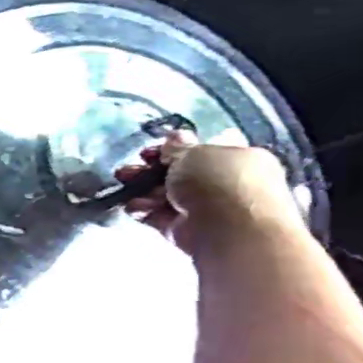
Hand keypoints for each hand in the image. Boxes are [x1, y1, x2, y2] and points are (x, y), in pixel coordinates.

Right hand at [120, 132, 302, 252]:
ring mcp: (202, 205)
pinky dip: (142, 209)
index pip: (199, 152)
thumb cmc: (219, 182)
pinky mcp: (182, 225)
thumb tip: (174, 136)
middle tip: (125, 172)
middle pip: (175, 173)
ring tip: (125, 188)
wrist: (229, 227)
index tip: (146, 152)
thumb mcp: (196, 154)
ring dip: (140, 190)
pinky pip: (155, 214)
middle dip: (147, 171)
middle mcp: (223, 181)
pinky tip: (136, 208)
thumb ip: (179, 147)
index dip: (170, 150)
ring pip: (160, 193)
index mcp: (237, 159)